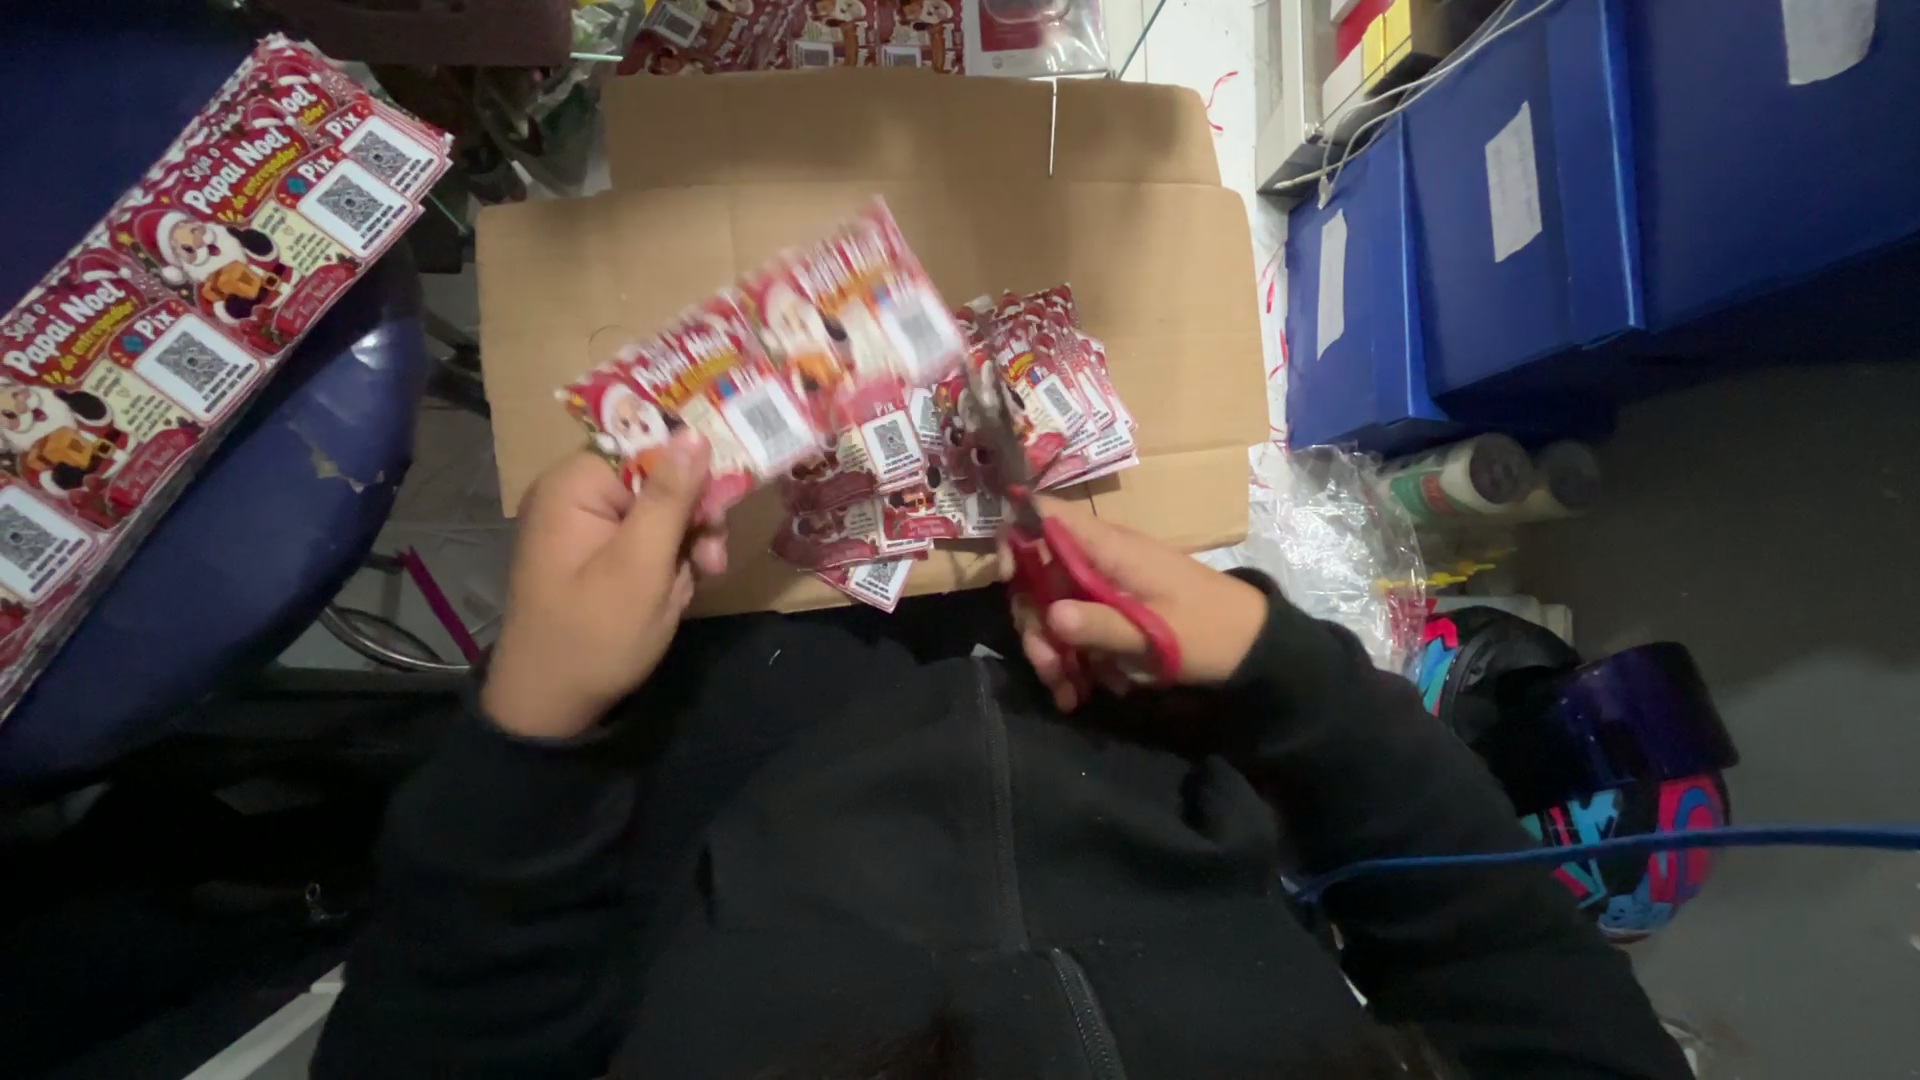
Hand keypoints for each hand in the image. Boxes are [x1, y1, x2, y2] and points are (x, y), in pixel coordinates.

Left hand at [482, 432, 726, 738]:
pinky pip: (652, 538)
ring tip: (702, 578)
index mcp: (576, 487)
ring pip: (664, 511)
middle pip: (660, 477)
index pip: (647, 446)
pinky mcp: (601, 553)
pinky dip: (673, 560)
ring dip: (691, 543)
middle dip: (695, 516)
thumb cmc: (597, 634)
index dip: (691, 471)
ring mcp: (589, 525)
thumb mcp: (642, 565)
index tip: (719, 509)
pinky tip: (680, 588)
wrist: (554, 704)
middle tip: (712, 559)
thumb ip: (670, 498)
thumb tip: (694, 433)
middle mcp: (578, 495)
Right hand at [1003, 498, 1267, 711]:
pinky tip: (1082, 691)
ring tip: (1066, 692)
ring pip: (1051, 607)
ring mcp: (1102, 584)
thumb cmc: (1208, 630)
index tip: (1010, 580)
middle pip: (1038, 574)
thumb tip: (1049, 616)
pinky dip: (1073, 657)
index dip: (1016, 537)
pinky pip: (1075, 626)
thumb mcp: (1154, 634)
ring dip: (1052, 650)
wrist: (1253, 645)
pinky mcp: (1109, 609)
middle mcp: (1097, 559)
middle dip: (1034, 622)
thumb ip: (1101, 624)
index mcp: (1108, 548)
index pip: (1045, 515)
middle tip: (1049, 668)